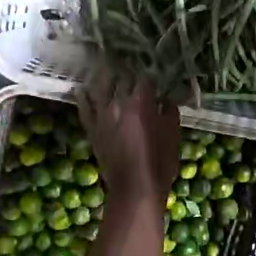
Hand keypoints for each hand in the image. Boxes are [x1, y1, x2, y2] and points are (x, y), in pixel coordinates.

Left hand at [77, 71, 179, 200]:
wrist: (134, 189)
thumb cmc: (159, 163)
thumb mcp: (173, 136)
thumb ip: (169, 113)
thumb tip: (166, 100)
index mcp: (141, 103)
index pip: (145, 79)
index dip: (151, 76)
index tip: (155, 76)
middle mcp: (118, 104)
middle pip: (121, 79)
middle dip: (128, 72)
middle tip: (131, 66)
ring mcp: (102, 116)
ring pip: (100, 88)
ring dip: (104, 76)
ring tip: (106, 67)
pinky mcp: (92, 129)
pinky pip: (85, 108)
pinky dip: (84, 97)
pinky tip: (82, 88)